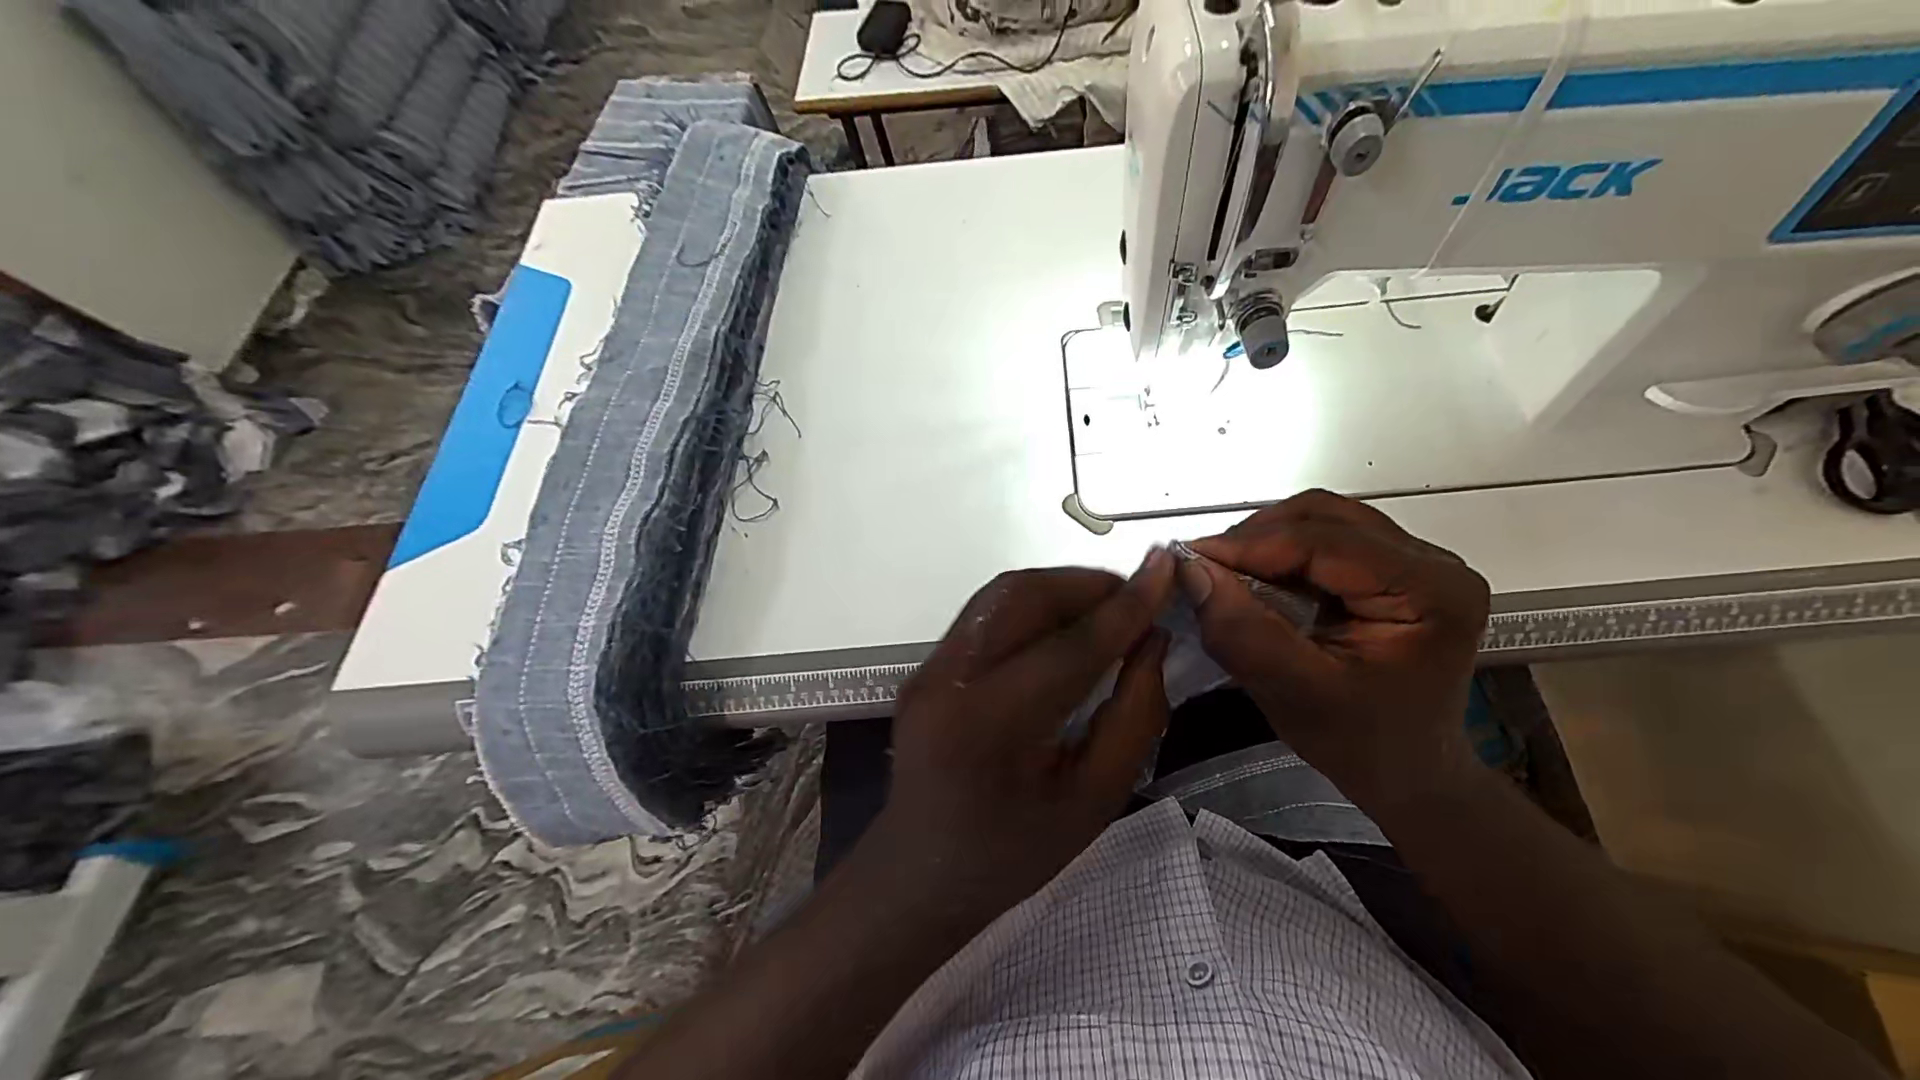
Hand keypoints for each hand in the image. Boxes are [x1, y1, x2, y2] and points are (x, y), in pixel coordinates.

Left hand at [867, 552, 1176, 911]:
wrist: (922, 872)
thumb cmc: (1012, 853)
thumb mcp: (1094, 800)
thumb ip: (1133, 716)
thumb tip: (1152, 642)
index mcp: (990, 726)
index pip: (1069, 647)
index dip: (1125, 606)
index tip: (1166, 568)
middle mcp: (948, 682)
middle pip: (1023, 596)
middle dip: (1089, 585)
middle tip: (1137, 599)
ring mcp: (929, 669)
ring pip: (1001, 594)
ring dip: (1061, 588)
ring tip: (1107, 610)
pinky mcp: (925, 666)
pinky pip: (986, 613)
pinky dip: (1033, 605)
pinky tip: (1064, 628)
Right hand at [1180, 490, 1490, 808]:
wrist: (1407, 774)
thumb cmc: (1367, 746)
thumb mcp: (1299, 696)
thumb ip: (1246, 634)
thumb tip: (1195, 574)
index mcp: (1429, 592)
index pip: (1324, 542)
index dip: (1250, 545)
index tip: (1192, 559)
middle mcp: (1430, 565)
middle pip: (1324, 517)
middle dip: (1255, 538)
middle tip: (1205, 567)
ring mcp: (1411, 564)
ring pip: (1319, 520)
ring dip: (1263, 542)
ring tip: (1224, 574)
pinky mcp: (1387, 572)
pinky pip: (1321, 540)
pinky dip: (1277, 554)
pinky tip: (1252, 580)